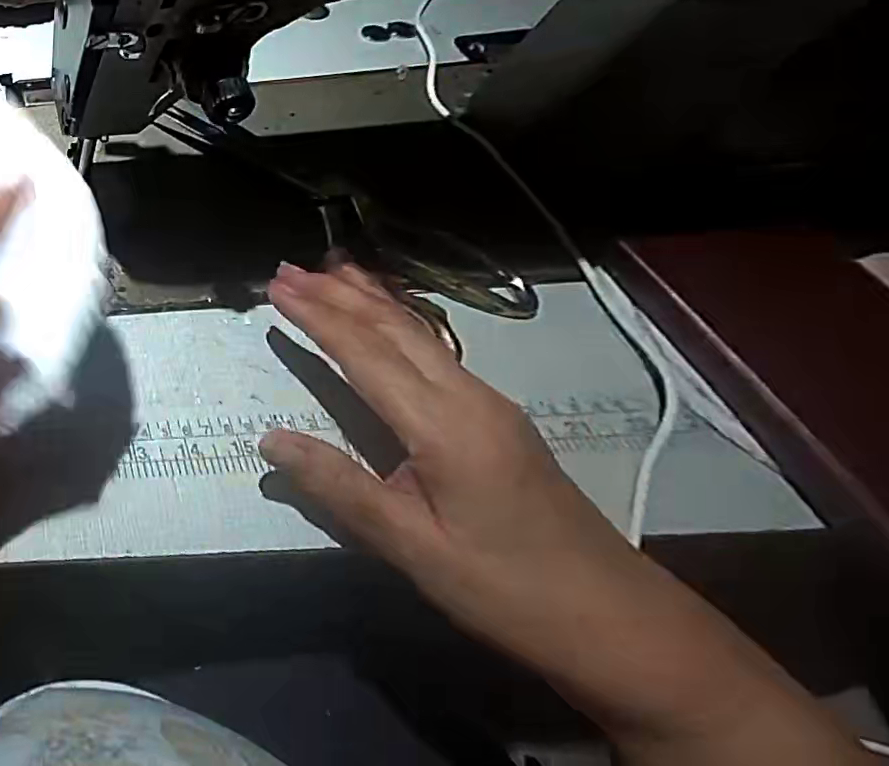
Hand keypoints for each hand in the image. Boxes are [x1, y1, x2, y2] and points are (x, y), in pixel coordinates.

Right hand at [260, 261, 867, 763]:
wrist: (618, 620)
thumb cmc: (507, 590)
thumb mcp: (413, 549)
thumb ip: (340, 488)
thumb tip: (271, 439)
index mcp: (444, 426)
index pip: (365, 353)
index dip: (317, 316)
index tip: (277, 287)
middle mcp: (468, 395)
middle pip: (393, 327)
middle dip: (337, 292)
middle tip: (287, 268)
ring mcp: (488, 400)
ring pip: (418, 331)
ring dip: (368, 297)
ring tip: (329, 269)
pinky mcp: (495, 413)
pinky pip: (434, 349)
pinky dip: (395, 319)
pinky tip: (384, 315)